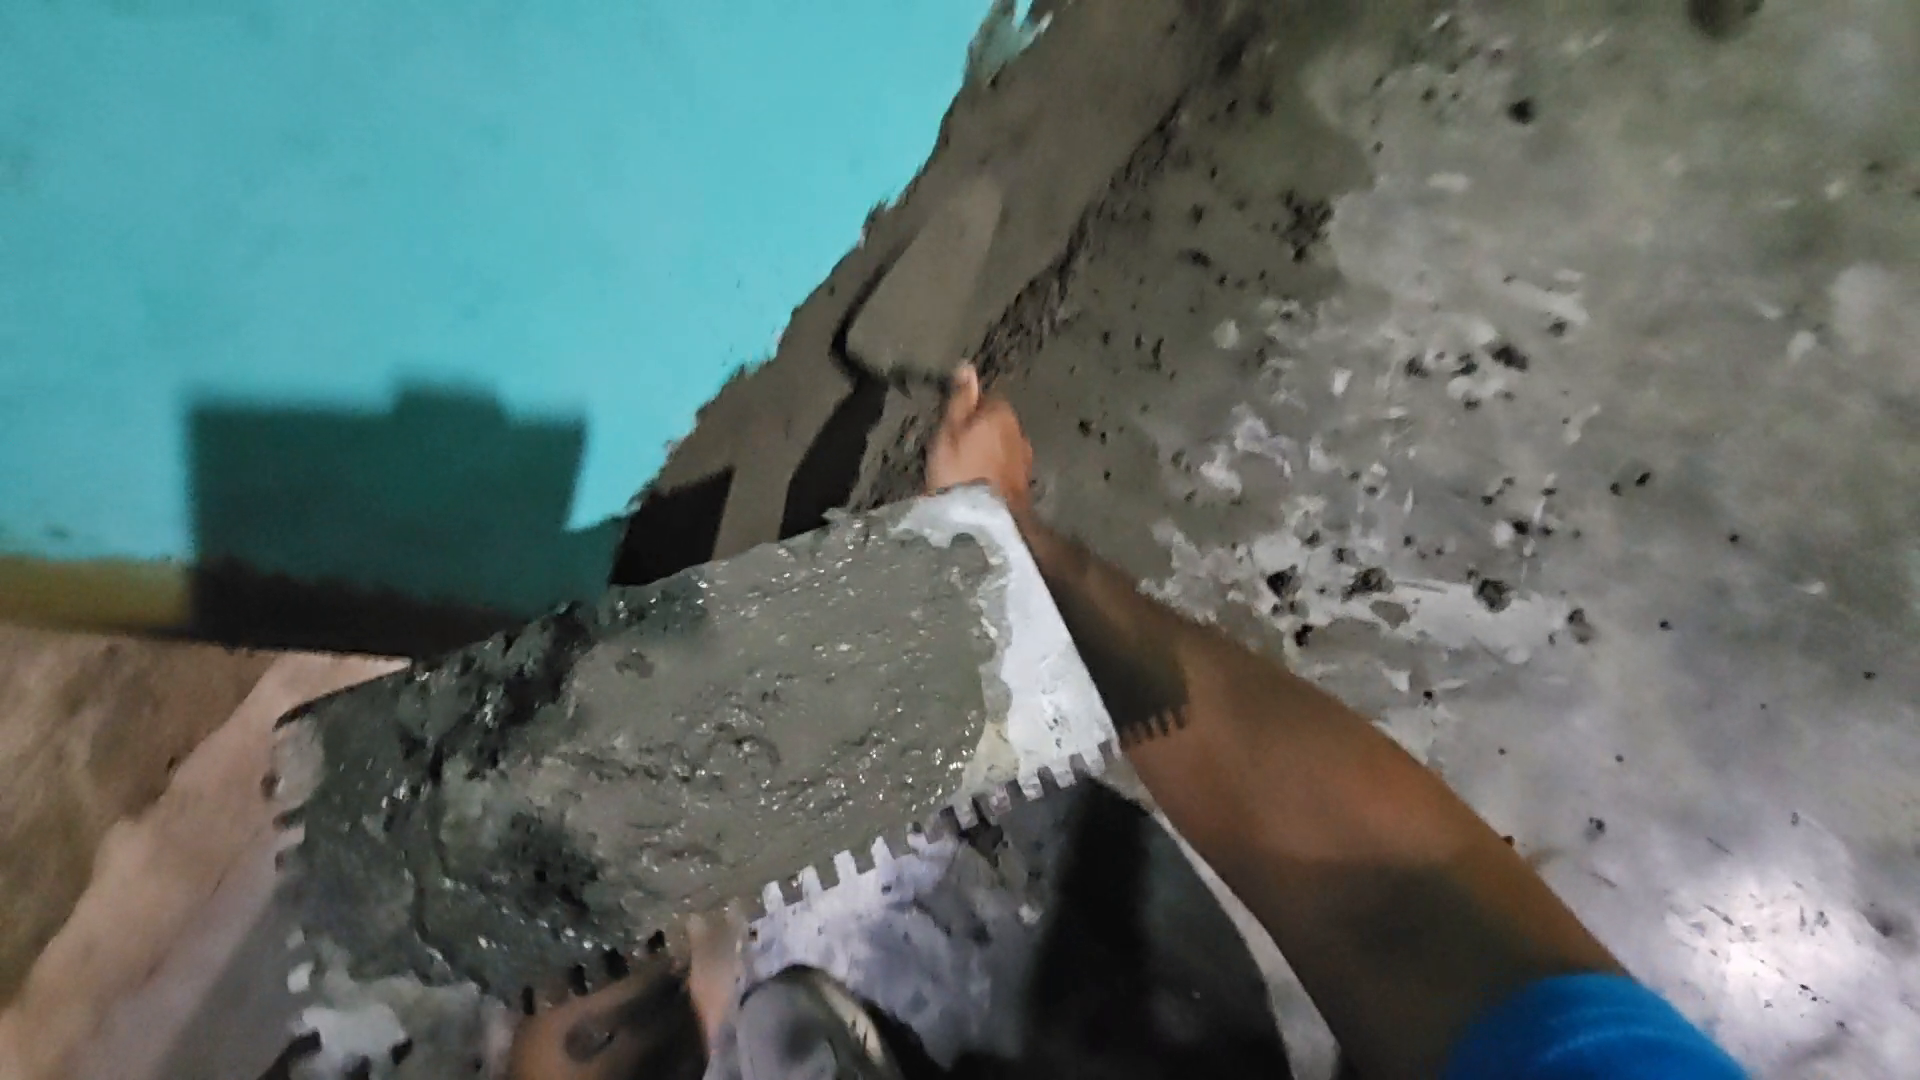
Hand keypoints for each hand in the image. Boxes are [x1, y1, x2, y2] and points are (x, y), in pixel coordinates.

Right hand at [926, 364, 1033, 515]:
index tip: (949, 430)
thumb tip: (967, 366)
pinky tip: (980, 486)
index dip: (965, 412)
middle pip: (995, 422)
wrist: (987, 521)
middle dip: (978, 433)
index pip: (985, 397)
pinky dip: (994, 472)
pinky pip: (1005, 468)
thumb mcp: (949, 432)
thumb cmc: (960, 473)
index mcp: (1002, 413)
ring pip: (1001, 446)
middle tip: (954, 453)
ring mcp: (1025, 458)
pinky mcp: (1025, 482)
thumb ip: (961, 399)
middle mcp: (1020, 431)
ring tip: (965, 473)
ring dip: (987, 454)